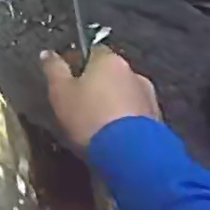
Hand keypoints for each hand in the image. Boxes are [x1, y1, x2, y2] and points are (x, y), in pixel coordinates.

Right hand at [41, 46, 161, 151]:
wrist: (133, 158)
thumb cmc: (90, 116)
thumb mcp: (60, 90)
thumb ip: (53, 68)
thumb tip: (48, 53)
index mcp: (110, 61)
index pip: (92, 51)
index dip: (77, 62)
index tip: (66, 78)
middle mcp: (134, 74)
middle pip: (110, 74)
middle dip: (97, 84)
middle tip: (79, 101)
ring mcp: (150, 100)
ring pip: (124, 95)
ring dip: (112, 103)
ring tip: (96, 122)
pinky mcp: (160, 124)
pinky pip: (134, 115)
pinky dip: (123, 120)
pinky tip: (112, 135)